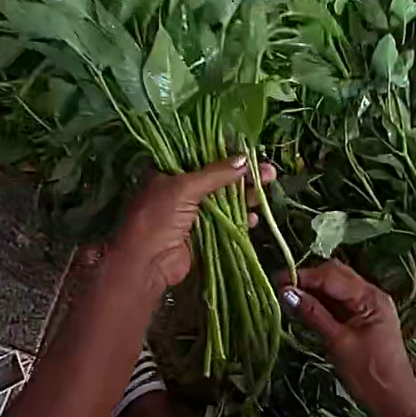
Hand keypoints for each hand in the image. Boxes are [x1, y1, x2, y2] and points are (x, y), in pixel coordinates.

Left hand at [108, 156, 275, 290]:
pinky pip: (227, 222)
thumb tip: (244, 159)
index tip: (251, 152)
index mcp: (170, 172)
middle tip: (269, 173)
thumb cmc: (157, 218)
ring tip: (265, 193)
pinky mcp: (203, 233)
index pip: (203, 156)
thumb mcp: (184, 188)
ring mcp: (193, 212)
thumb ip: (215, 173)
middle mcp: (182, 190)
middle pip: (219, 178)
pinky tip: (253, 218)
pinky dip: (241, 219)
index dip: (228, 154)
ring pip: (226, 200)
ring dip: (246, 197)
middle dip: (244, 176)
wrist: (147, 264)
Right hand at [279, 260, 415, 416]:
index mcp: (370, 297)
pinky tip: (304, 307)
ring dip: (313, 289)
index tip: (277, 280)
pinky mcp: (363, 318)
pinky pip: (340, 301)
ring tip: (288, 296)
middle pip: (336, 274)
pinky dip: (322, 301)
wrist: (395, 402)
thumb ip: (313, 314)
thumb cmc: (369, 375)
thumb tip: (287, 292)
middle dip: (308, 278)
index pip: (332, 275)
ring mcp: (369, 306)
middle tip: (280, 288)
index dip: (304, 276)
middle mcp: (371, 295)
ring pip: (337, 286)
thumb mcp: (338, 342)